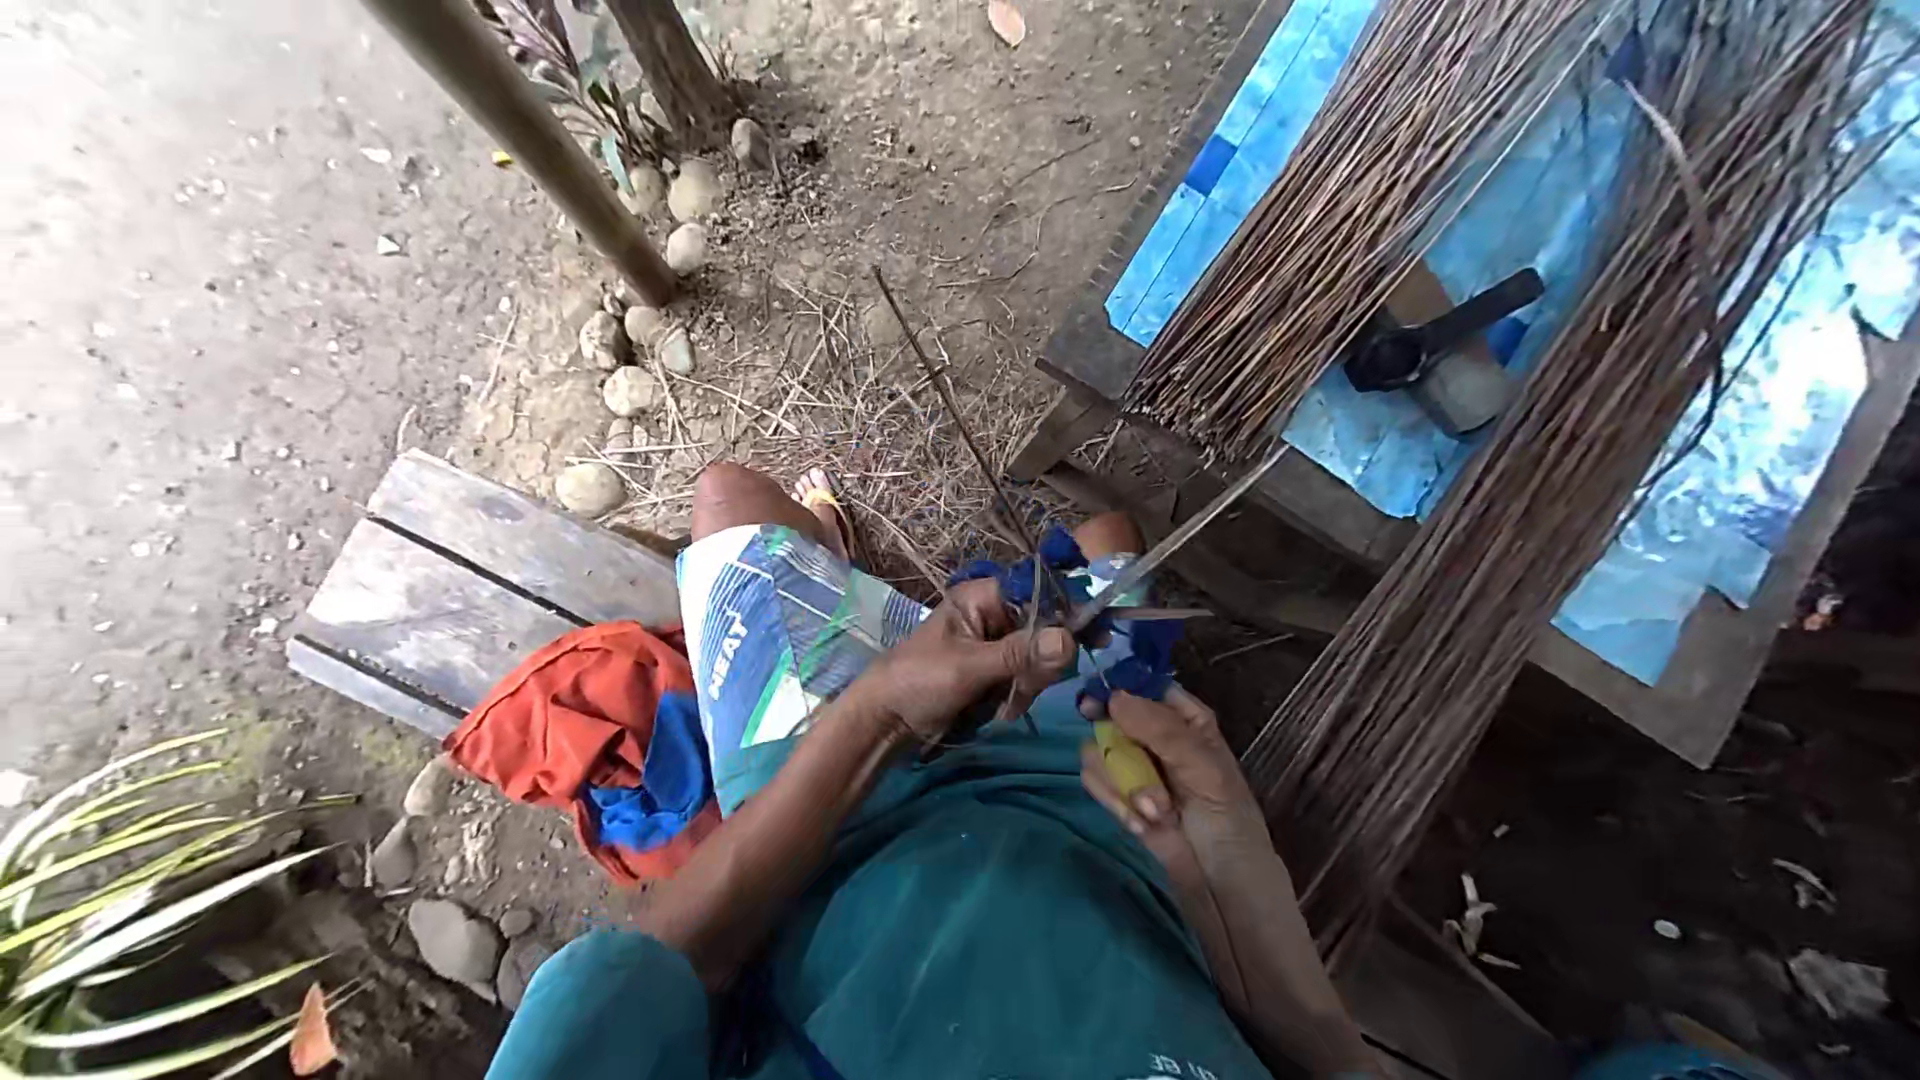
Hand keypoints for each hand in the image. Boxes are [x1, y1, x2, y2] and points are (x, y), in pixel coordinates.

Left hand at [842, 578, 1073, 741]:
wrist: (885, 721)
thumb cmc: (918, 680)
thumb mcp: (968, 667)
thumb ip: (1019, 654)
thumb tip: (1070, 638)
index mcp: (984, 596)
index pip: (1041, 592)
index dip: (1069, 613)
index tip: (1097, 637)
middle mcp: (995, 615)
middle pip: (1047, 631)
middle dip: (1038, 665)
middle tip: (1019, 688)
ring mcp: (997, 645)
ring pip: (1040, 661)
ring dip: (1026, 687)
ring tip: (998, 704)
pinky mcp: (996, 672)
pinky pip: (1027, 681)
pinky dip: (1017, 698)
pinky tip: (996, 710)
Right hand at [1079, 689, 1275, 878]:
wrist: (1222, 885)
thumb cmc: (1227, 817)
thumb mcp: (1204, 767)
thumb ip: (1161, 730)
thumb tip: (1114, 697)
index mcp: (1183, 716)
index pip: (1142, 686)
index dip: (1116, 689)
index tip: (1094, 705)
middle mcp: (1152, 733)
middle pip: (1109, 715)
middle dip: (1119, 751)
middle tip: (1127, 769)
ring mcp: (1133, 763)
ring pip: (1096, 749)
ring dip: (1122, 785)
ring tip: (1156, 811)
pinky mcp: (1118, 792)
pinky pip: (1094, 780)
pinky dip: (1115, 803)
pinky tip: (1142, 823)